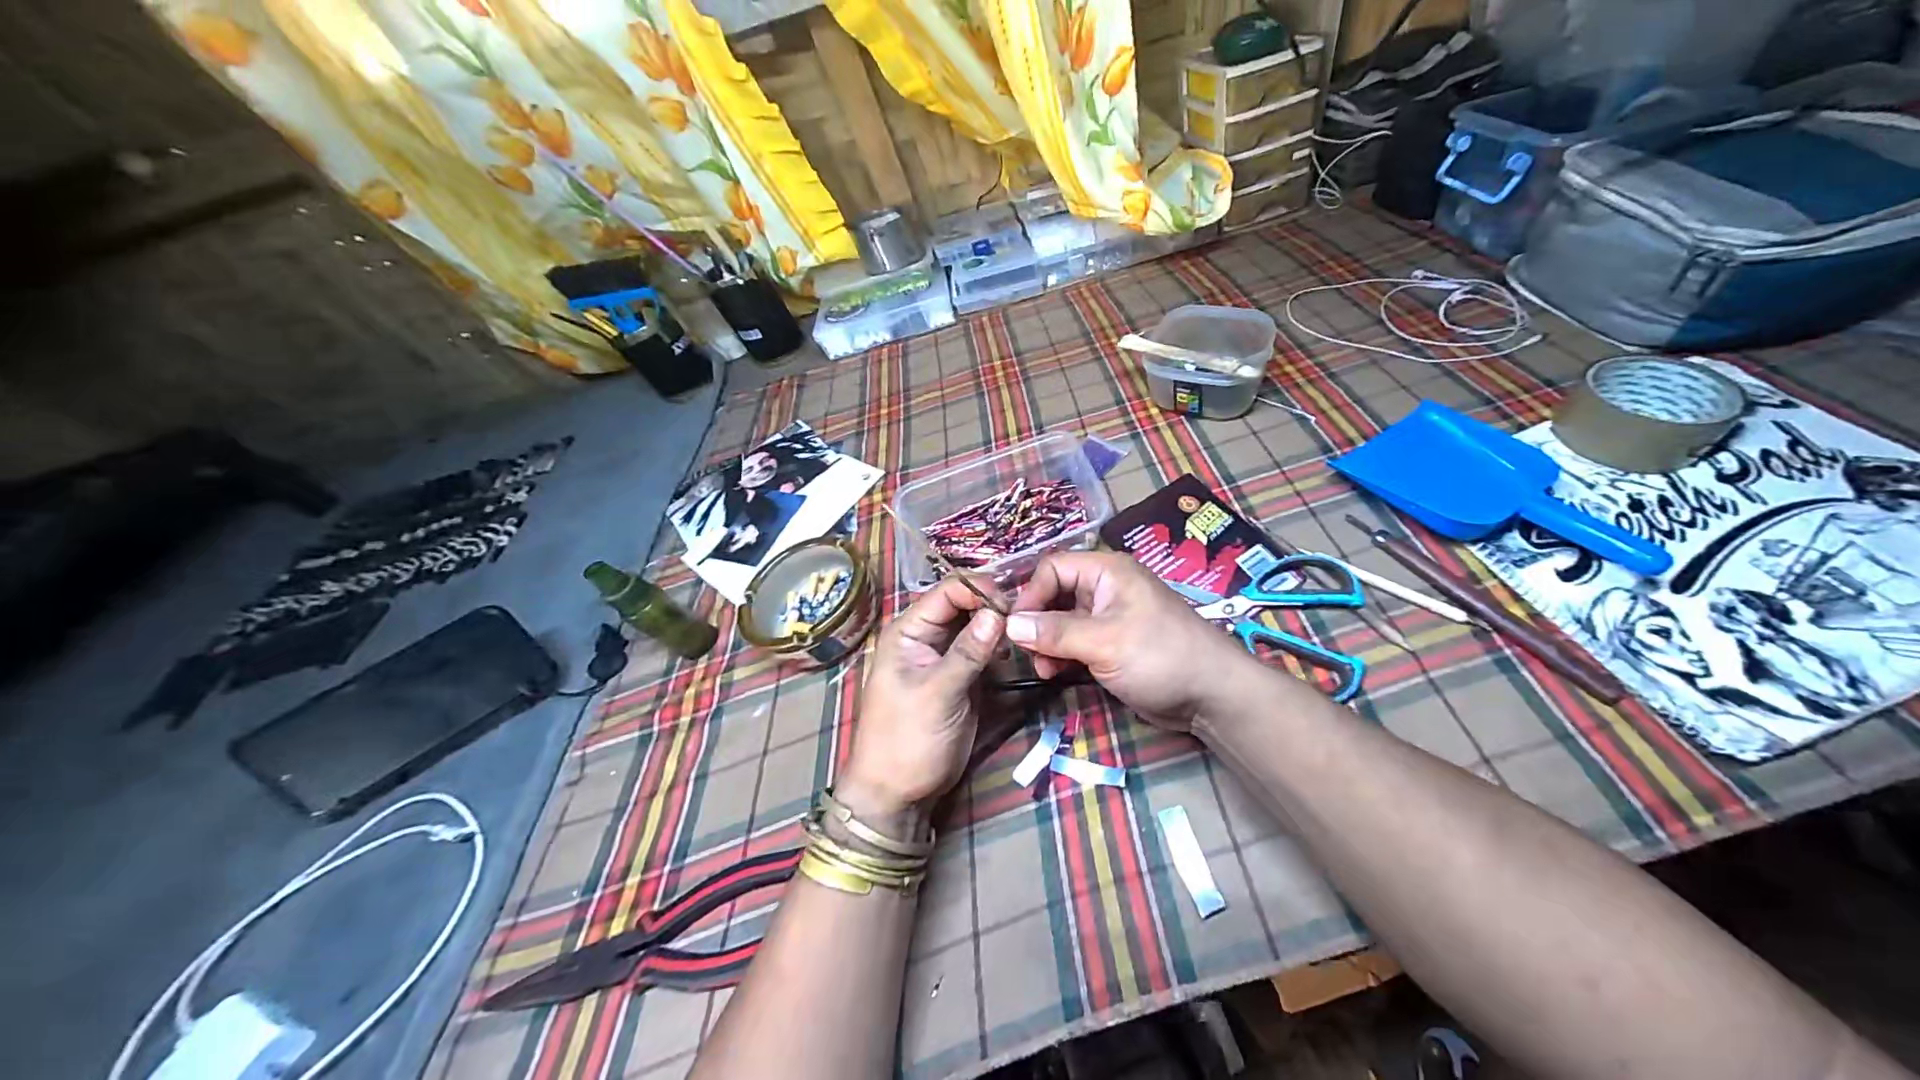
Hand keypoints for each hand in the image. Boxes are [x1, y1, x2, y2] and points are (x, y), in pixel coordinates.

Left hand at [842, 577, 1003, 825]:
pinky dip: (997, 647)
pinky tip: (1015, 650)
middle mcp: (925, 637)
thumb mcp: (937, 693)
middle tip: (1027, 616)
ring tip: (1025, 631)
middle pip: (964, 606)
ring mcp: (944, 657)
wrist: (897, 792)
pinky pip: (981, 651)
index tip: (1013, 602)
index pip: (947, 593)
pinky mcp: (960, 677)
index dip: (979, 590)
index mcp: (908, 631)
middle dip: (993, 606)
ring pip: (975, 627)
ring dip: (998, 626)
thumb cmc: (906, 739)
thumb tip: (998, 613)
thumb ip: (967, 652)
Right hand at [1008, 552, 1258, 729]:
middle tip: (1024, 651)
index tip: (1015, 626)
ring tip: (1042, 668)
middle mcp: (1104, 589)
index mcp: (1106, 572)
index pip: (1052, 568)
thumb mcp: (1104, 642)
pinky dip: (1060, 655)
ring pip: (1060, 622)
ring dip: (1045, 643)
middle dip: (1036, 622)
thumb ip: (1055, 632)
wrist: (1211, 696)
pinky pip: (1073, 642)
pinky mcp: (1109, 645)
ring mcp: (1107, 618)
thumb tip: (1009, 624)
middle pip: (1053, 594)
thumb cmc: (1160, 656)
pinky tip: (1053, 672)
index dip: (1031, 594)